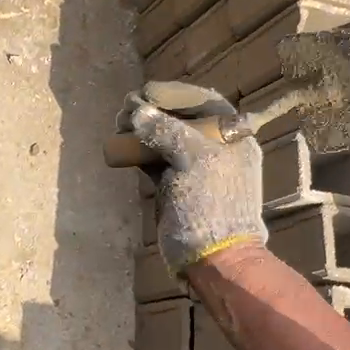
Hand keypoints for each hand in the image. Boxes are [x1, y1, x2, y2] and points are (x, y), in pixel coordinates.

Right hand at [119, 82, 266, 275]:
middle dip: (152, 110)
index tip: (147, 93)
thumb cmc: (212, 203)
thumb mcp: (194, 158)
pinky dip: (138, 150)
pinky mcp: (173, 184)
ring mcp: (192, 167)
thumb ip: (166, 130)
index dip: (174, 94)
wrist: (212, 257)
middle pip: (179, 117)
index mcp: (230, 136)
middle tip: (126, 109)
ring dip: (140, 128)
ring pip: (163, 137)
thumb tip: (137, 111)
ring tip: (119, 124)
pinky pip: (154, 158)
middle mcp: (213, 147)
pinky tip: (121, 144)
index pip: (203, 101)